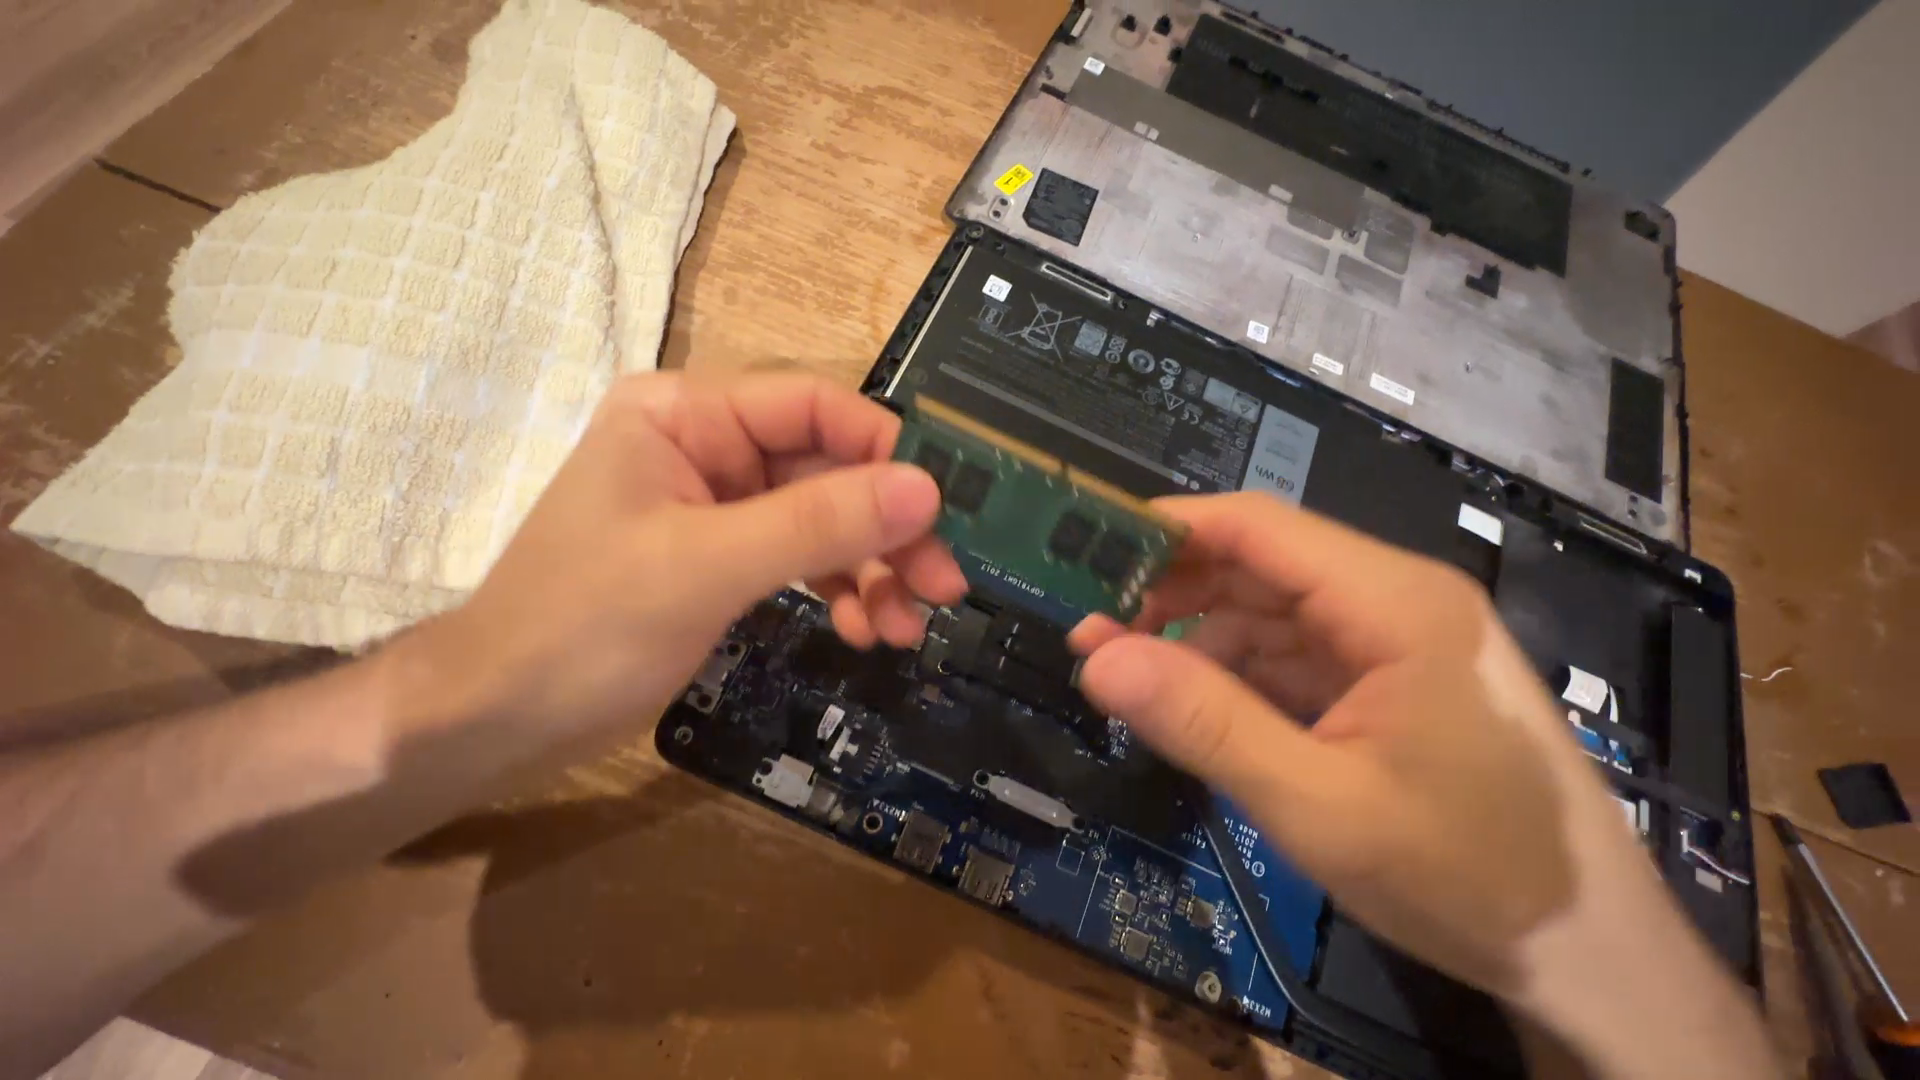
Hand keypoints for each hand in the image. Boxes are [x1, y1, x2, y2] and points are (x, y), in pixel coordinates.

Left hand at [419, 372, 965, 741]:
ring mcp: (719, 504)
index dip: (886, 453)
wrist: (501, 718)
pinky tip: (865, 631)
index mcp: (687, 414)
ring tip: (907, 629)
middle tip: (944, 587)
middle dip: (887, 531)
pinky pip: (803, 559)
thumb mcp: (707, 568)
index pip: (813, 407)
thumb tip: (927, 489)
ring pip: (825, 520)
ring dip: (873, 571)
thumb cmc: (585, 627)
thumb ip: (818, 523)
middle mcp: (708, 446)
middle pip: (829, 470)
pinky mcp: (725, 557)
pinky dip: (840, 592)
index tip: (943, 510)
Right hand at [1067, 493, 1658, 996]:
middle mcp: (1396, 600)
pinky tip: (1196, 708)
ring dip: (1198, 638)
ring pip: (1272, 612)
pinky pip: (1296, 656)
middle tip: (1092, 635)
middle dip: (1172, 592)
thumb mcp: (1315, 804)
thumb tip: (1097, 658)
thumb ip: (1203, 723)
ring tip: (1129, 679)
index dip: (1168, 529)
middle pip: (1261, 565)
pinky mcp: (1393, 682)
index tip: (1088, 553)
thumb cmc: (1464, 875)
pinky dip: (1238, 675)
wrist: (1596, 959)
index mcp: (1392, 602)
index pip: (1258, 526)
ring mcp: (1397, 642)